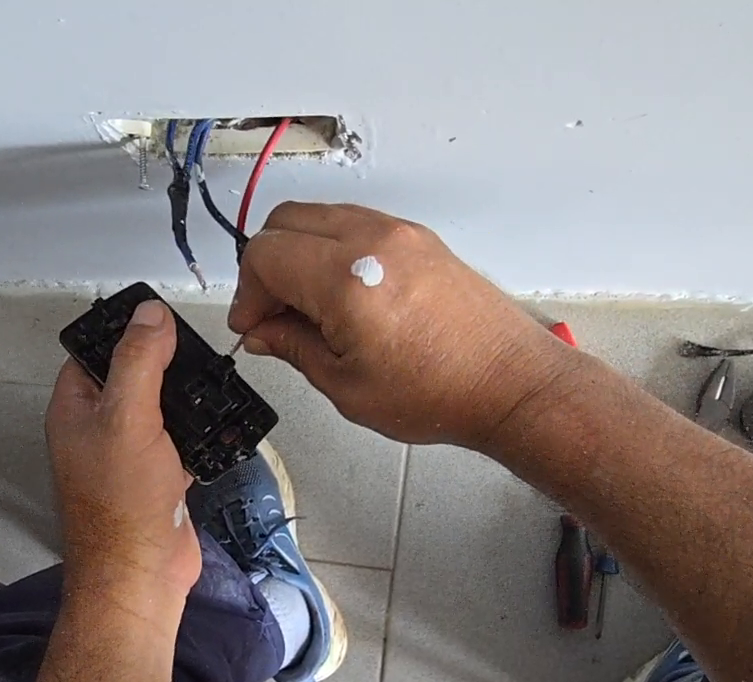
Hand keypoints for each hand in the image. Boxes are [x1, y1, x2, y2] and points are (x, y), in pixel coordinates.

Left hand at [45, 300, 201, 608]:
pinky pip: (176, 443)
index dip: (124, 332)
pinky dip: (196, 435)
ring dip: (183, 401)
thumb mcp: (129, 417)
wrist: (141, 574)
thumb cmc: (123, 504)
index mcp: (75, 410)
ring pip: (156, 411)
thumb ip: (139, 361)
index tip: (160, 322)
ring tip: (211, 387)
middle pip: (130, 379)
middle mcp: (96, 431)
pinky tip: (216, 431)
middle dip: (162, 365)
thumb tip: (150, 314)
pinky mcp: (156, 480)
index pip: (93, 352)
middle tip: (193, 354)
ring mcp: (126, 457)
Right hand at [229, 202, 582, 448]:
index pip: (265, 255)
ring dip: (297, 254)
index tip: (252, 326)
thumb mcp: (345, 386)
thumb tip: (263, 332)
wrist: (507, 383)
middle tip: (270, 315)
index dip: (246, 294)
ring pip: (319, 217)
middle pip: (285, 221)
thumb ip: (294, 347)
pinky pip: (354, 224)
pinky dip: (330, 250)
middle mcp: (372, 241)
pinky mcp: (417, 238)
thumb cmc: (438, 393)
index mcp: (347, 280)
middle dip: (264, 267)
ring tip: (304, 308)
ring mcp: (399, 233)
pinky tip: (337, 296)